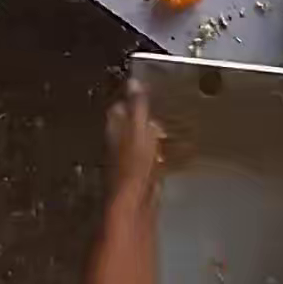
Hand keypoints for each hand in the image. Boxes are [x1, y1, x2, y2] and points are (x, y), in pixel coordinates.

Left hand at [105, 80, 162, 198]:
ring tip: (166, 126)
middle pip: (127, 123)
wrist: (136, 202)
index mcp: (115, 127)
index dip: (131, 97)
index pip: (120, 106)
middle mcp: (117, 142)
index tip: (146, 89)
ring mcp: (127, 159)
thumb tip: (134, 81)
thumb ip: (138, 105)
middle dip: (142, 115)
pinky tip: (166, 151)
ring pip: (138, 139)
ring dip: (150, 133)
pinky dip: (156, 150)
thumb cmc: (135, 162)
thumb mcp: (140, 127)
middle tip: (159, 107)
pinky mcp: (139, 174)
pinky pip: (148, 155)